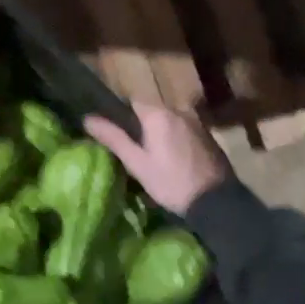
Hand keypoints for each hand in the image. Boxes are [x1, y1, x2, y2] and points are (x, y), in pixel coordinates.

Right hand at [84, 104, 229, 215]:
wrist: (217, 201)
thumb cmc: (171, 182)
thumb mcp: (137, 163)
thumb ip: (113, 138)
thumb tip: (87, 118)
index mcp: (158, 114)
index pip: (131, 102)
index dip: (121, 116)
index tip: (116, 134)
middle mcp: (178, 110)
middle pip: (151, 111)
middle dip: (141, 126)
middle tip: (133, 150)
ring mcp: (196, 122)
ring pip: (168, 121)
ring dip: (159, 133)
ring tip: (153, 156)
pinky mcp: (208, 135)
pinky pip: (183, 129)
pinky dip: (174, 139)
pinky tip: (172, 159)